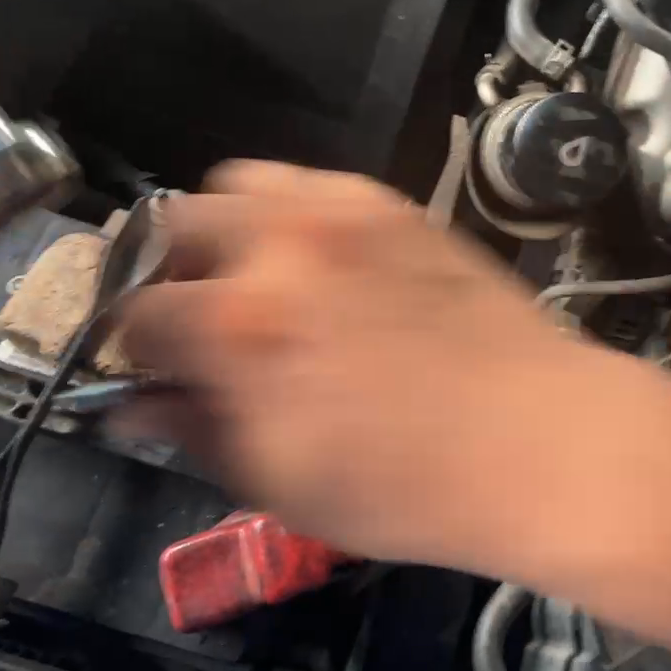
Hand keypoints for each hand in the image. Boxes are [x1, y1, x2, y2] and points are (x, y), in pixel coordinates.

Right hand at [113, 161, 670, 569]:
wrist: (540, 438)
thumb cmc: (410, 486)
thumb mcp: (281, 483)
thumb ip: (195, 431)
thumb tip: (137, 404)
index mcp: (240, 325)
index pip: (136, 315)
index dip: (130, 348)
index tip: (148, 366)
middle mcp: (281, 246)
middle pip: (171, 227)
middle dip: (167, 275)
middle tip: (196, 319)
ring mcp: (341, 212)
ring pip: (238, 184)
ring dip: (226, 230)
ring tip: (252, 278)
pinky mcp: (392, 204)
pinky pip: (311, 184)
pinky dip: (290, 213)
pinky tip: (315, 259)